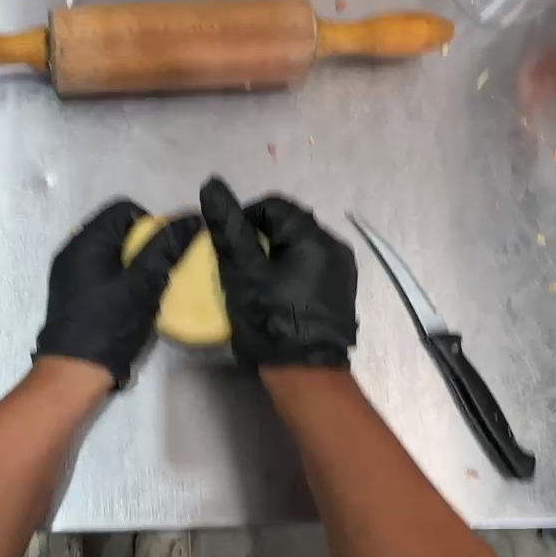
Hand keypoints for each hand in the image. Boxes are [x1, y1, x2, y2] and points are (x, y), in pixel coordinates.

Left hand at [35, 200, 201, 386]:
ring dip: (132, 264)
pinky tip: (127, 302)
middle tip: (157, 273)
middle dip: (143, 245)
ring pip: (110, 252)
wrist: (74, 371)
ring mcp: (68, 272)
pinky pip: (99, 271)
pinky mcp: (70, 292)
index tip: (162, 252)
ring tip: (145, 289)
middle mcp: (72, 249)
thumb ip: (166, 247)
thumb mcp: (144, 283)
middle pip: (116, 229)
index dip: (150, 223)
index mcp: (86, 240)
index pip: (123, 209)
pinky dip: (118, 278)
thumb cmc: (110, 323)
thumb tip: (191, 216)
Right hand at [200, 177, 357, 367]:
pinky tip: (279, 297)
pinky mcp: (342, 292)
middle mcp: (335, 246)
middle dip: (260, 240)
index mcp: (314, 236)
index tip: (230, 250)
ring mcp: (343, 270)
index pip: (271, 206)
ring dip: (275, 257)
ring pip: (299, 247)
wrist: (305, 372)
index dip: (244, 221)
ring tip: (257, 284)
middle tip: (240, 269)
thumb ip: (227, 226)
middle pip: (288, 225)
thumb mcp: (242, 270)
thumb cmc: (270, 318)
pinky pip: (311, 267)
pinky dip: (291, 273)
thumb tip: (212, 184)